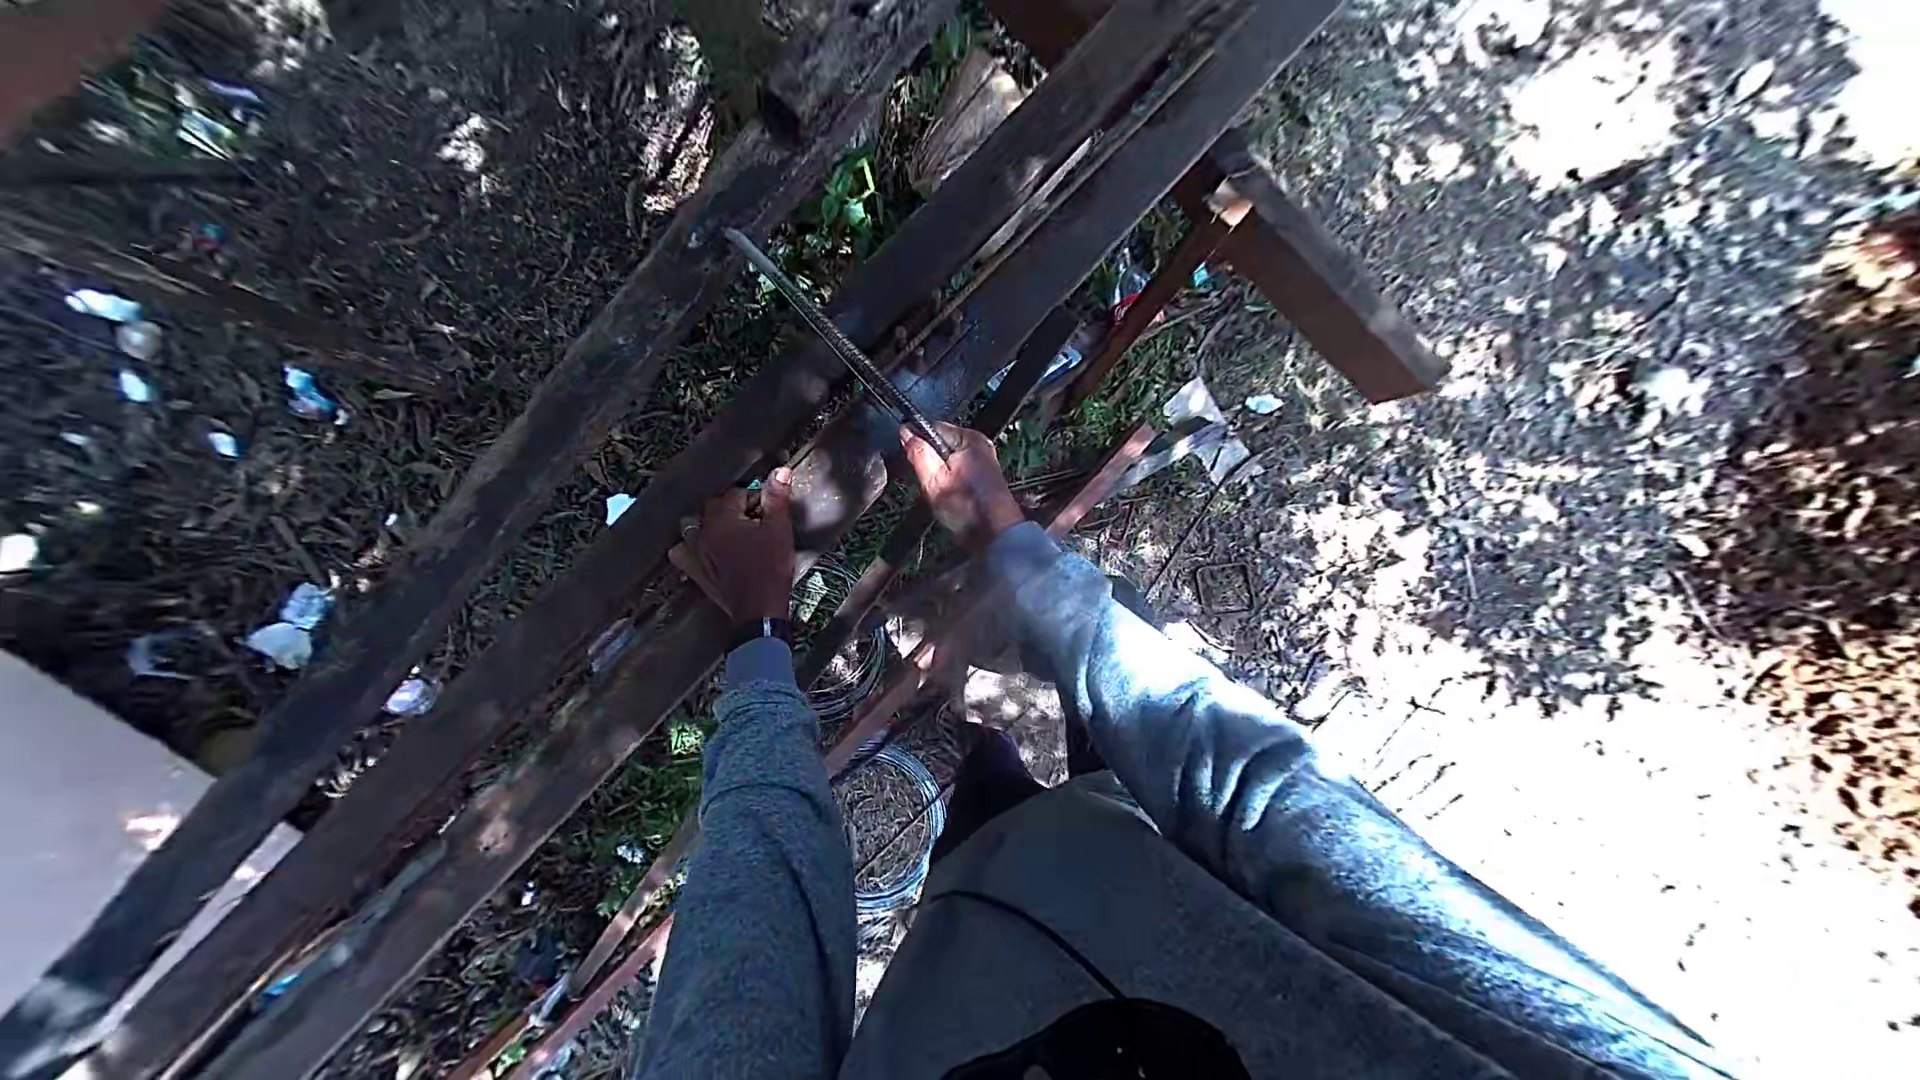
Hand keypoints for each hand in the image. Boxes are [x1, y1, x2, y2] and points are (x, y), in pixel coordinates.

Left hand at [693, 467, 794, 620]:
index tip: (769, 507)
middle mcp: (703, 533)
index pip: (735, 494)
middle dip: (733, 507)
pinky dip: (690, 546)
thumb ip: (777, 499)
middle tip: (755, 517)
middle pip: (713, 507)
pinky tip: (704, 548)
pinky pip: (682, 552)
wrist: (760, 609)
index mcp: (722, 520)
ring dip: (710, 523)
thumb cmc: (771, 570)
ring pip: (693, 526)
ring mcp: (696, 553)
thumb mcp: (780, 531)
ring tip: (731, 529)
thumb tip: (780, 472)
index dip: (754, 497)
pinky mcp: (696, 571)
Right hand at [899, 422, 1023, 551]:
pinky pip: (957, 471)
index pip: (931, 427)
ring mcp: (983, 460)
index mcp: (969, 438)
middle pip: (939, 444)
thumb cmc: (968, 510)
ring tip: (942, 493)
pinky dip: (949, 481)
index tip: (912, 463)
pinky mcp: (983, 476)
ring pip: (946, 460)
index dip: (916, 444)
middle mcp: (979, 444)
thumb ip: (919, 454)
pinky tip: (952, 497)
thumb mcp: (935, 481)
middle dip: (929, 462)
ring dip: (938, 474)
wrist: (997, 537)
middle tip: (931, 484)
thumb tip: (906, 432)